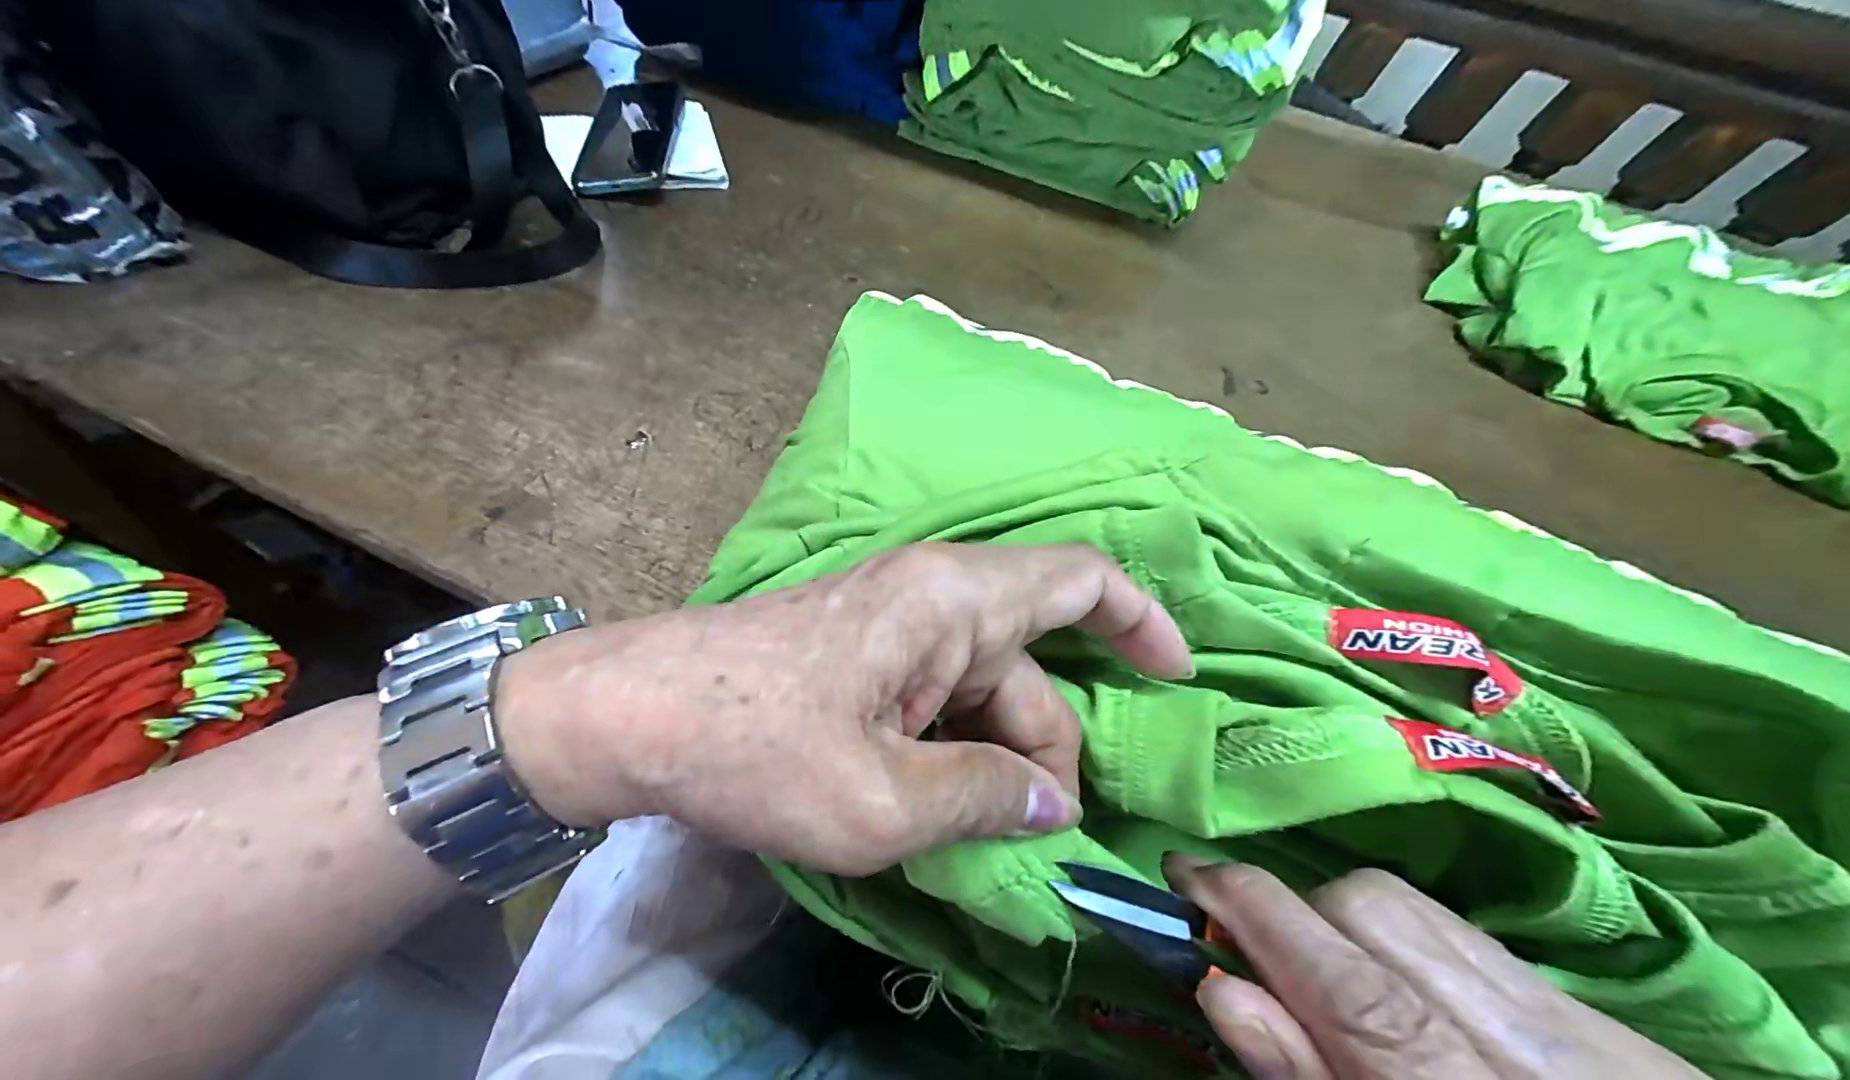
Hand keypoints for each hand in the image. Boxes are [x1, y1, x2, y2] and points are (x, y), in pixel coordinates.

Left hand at [494, 543, 1192, 874]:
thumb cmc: (754, 747)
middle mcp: (936, 596)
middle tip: (1037, 837)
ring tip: (970, 837)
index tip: (1176, 675)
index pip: (1077, 579)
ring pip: (985, 693)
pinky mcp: (871, 654)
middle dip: (1047, 753)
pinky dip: (955, 750)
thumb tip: (1055, 805)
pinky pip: (942, 698)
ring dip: (994, 762)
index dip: (1140, 619)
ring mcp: (900, 624)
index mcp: (952, 601)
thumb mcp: (881, 800)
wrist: (631, 715)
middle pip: (1031, 670)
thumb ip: (984, 797)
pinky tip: (933, 808)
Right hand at [1166, 857, 1705, 1079]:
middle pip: (1379, 915)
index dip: (1255, 915)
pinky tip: (1398, 990)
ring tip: (1319, 967)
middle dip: (1293, 915)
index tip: (1183, 875)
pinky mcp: (1625, 1037)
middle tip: (1251, 951)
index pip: (1354, 991)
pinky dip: (1403, 943)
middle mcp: (1548, 1067)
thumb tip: (1223, 990)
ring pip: (1420, 909)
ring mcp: (1602, 1044)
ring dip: (1341, 920)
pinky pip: (1469, 938)